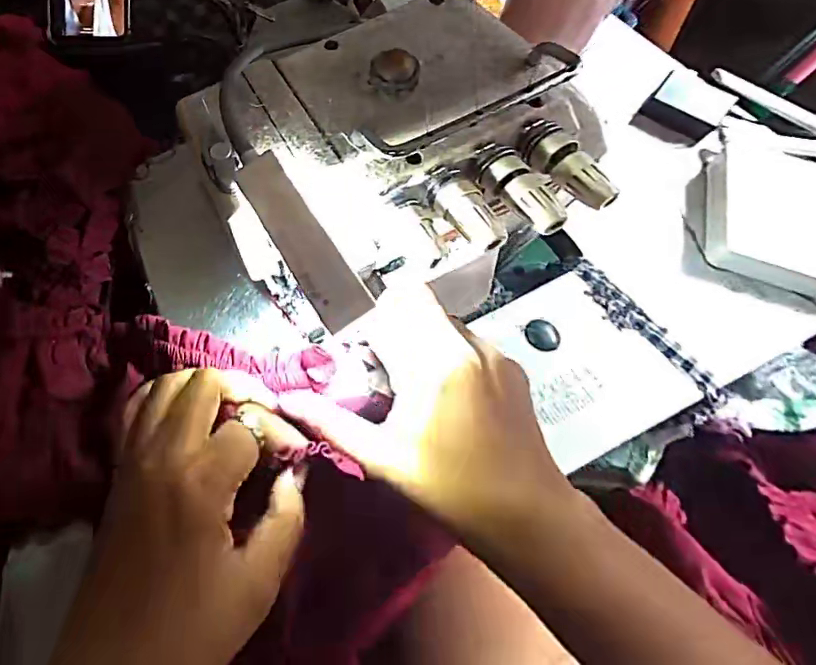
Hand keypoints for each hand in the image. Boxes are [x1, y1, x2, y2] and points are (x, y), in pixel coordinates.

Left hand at [51, 369, 308, 664]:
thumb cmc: (190, 629)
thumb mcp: (256, 585)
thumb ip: (286, 519)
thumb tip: (295, 472)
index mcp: (199, 478)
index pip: (250, 422)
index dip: (279, 435)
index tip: (293, 461)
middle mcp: (162, 452)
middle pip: (205, 382)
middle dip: (245, 391)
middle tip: (266, 421)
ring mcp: (133, 455)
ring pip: (167, 382)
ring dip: (204, 388)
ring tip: (230, 414)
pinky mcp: (116, 467)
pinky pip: (136, 406)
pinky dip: (163, 397)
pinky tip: (185, 418)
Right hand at [279, 286, 577, 552]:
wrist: (528, 515)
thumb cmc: (451, 490)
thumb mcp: (384, 458)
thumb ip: (332, 423)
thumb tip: (288, 401)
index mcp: (436, 360)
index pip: (401, 300)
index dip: (378, 320)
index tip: (368, 353)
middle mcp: (469, 344)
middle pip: (421, 308)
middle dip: (398, 331)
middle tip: (388, 375)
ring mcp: (496, 354)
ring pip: (445, 324)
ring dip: (424, 344)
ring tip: (420, 394)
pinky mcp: (513, 367)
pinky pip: (469, 344)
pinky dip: (451, 358)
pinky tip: (450, 403)